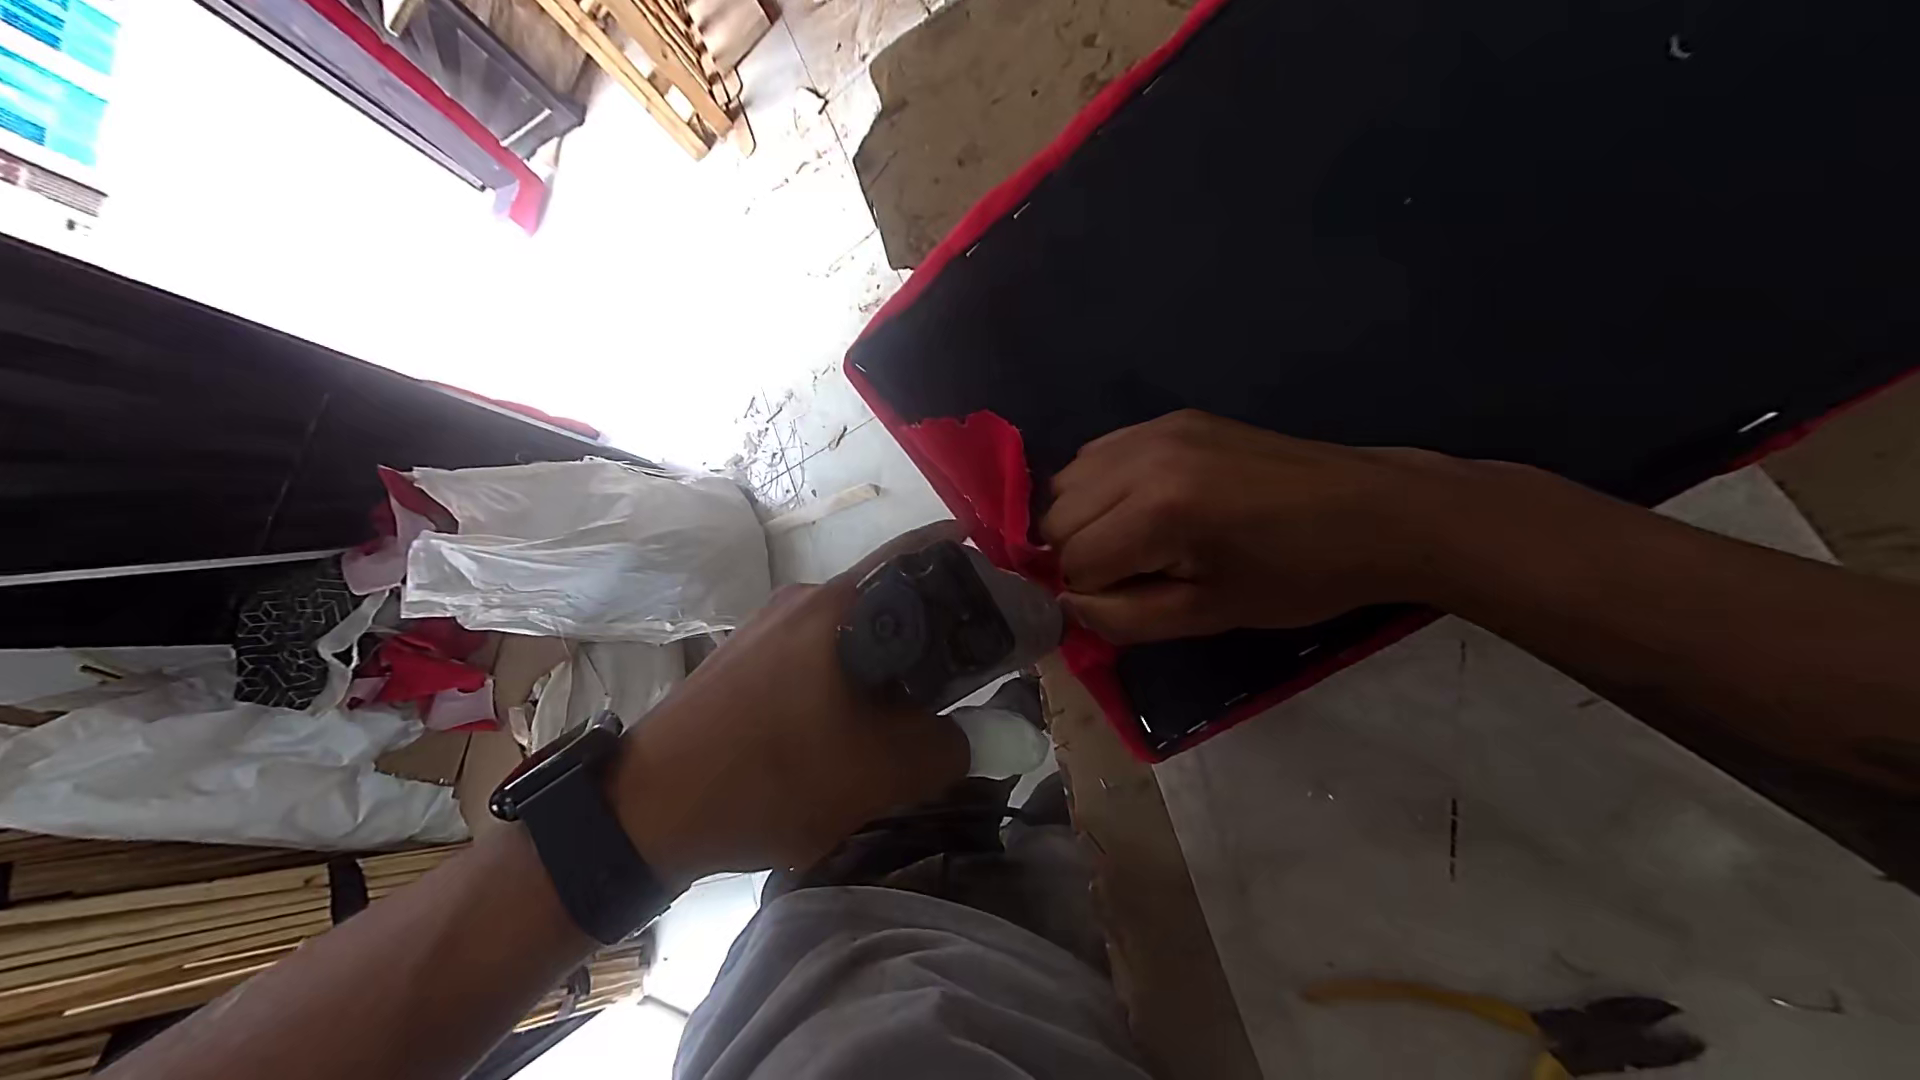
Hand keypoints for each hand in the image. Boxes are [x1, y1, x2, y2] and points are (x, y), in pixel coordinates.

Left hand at [604, 523, 970, 883]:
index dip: (970, 569)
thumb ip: (952, 747)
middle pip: (890, 593)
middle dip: (934, 622)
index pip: (921, 554)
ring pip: (853, 627)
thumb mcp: (879, 774)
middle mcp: (804, 598)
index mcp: (838, 606)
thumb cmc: (770, 778)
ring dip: (889, 656)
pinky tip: (850, 721)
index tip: (1002, 599)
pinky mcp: (746, 654)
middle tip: (966, 667)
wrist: (645, 812)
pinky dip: (850, 672)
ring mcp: (768, 624)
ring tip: (910, 708)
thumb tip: (995, 731)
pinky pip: (817, 650)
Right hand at [1039, 410, 1500, 643]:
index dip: (1093, 593)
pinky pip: (1096, 455)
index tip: (1132, 601)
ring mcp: (1155, 429)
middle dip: (1081, 556)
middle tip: (1134, 572)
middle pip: (1056, 519)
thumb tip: (1069, 604)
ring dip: (1083, 520)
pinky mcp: (1169, 418)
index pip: (1073, 563)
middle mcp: (1143, 457)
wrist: (1373, 512)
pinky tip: (1141, 505)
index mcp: (1158, 511)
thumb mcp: (1208, 616)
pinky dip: (1099, 487)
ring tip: (1135, 538)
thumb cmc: (1297, 577)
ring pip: (1066, 483)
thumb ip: (1123, 618)